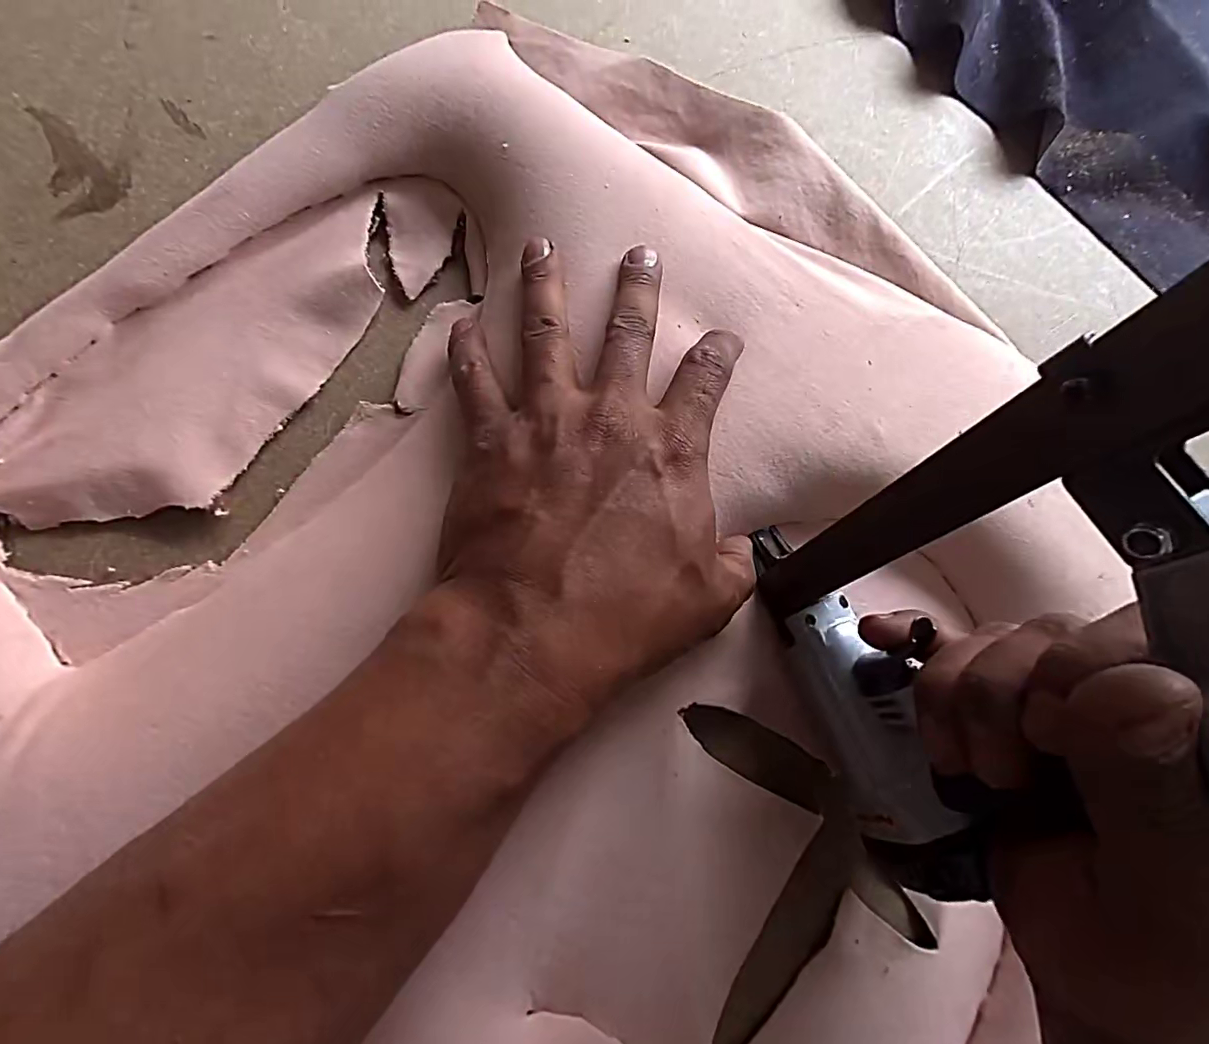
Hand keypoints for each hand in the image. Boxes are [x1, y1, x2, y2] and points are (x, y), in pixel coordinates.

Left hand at [435, 238, 755, 714]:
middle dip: (637, 289)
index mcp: (671, 452)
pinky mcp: (492, 443)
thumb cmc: (623, 618)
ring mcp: (547, 424)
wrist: (534, 632)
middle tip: (638, 254)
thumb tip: (745, 548)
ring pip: (546, 334)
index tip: (722, 339)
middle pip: (627, 335)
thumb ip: (735, 563)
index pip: (704, 384)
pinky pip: (476, 381)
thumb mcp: (708, 598)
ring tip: (540, 247)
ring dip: (545, 286)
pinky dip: (467, 349)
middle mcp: (611, 420)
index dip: (717, 357)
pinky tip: (462, 322)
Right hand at [863, 607, 1208, 1043]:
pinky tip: (883, 639)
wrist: (1111, 994)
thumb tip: (1139, 685)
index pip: (1161, 641)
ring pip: (997, 642)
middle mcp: (1150, 694)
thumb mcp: (1190, 907)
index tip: (1052, 739)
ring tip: (970, 771)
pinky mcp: (1003, 712)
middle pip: (1057, 635)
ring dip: (958, 697)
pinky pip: (952, 653)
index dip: (1088, 667)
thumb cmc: (1179, 970)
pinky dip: (917, 649)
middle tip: (1008, 775)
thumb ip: (1162, 800)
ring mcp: (1068, 700)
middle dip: (1006, 697)